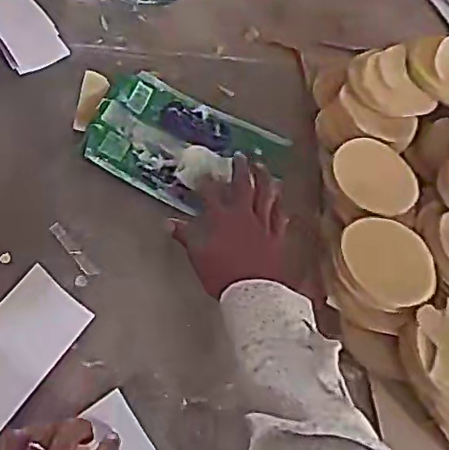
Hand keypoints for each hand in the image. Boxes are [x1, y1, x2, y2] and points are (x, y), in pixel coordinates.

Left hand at [0, 418, 117, 449]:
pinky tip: (32, 438)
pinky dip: (25, 436)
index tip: (110, 441)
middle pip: (69, 434)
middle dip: (83, 427)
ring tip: (62, 430)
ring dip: (56, 428)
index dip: (108, 447)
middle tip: (87, 431)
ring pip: (42, 432)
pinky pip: (15, 443)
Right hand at [171, 154, 294, 298]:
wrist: (253, 292)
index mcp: (222, 218)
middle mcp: (244, 215)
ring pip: (266, 195)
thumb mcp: (197, 255)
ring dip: (264, 179)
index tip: (202, 173)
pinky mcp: (277, 236)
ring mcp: (263, 224)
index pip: (211, 193)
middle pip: (243, 186)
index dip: (205, 181)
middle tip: (239, 157)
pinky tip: (280, 201)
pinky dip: (279, 207)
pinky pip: (279, 217)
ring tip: (262, 168)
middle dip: (240, 169)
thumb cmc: (221, 274)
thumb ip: (184, 236)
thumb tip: (167, 223)